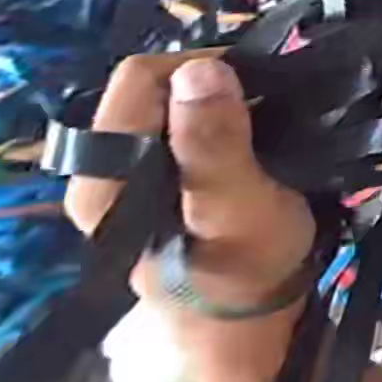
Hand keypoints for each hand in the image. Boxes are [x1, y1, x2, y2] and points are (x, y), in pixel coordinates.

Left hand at [64, 55, 315, 381]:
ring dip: (229, 97)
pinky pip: (194, 122)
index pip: (142, 78)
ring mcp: (141, 173)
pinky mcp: (171, 177)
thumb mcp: (238, 204)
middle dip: (219, 81)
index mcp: (109, 175)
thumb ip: (214, 142)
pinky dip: (231, 114)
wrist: (261, 314)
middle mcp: (112, 167)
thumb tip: (200, 68)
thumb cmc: (251, 262)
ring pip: (179, 101)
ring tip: (271, 115)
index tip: (258, 85)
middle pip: (159, 86)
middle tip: (270, 104)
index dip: (203, 67)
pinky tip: (260, 131)